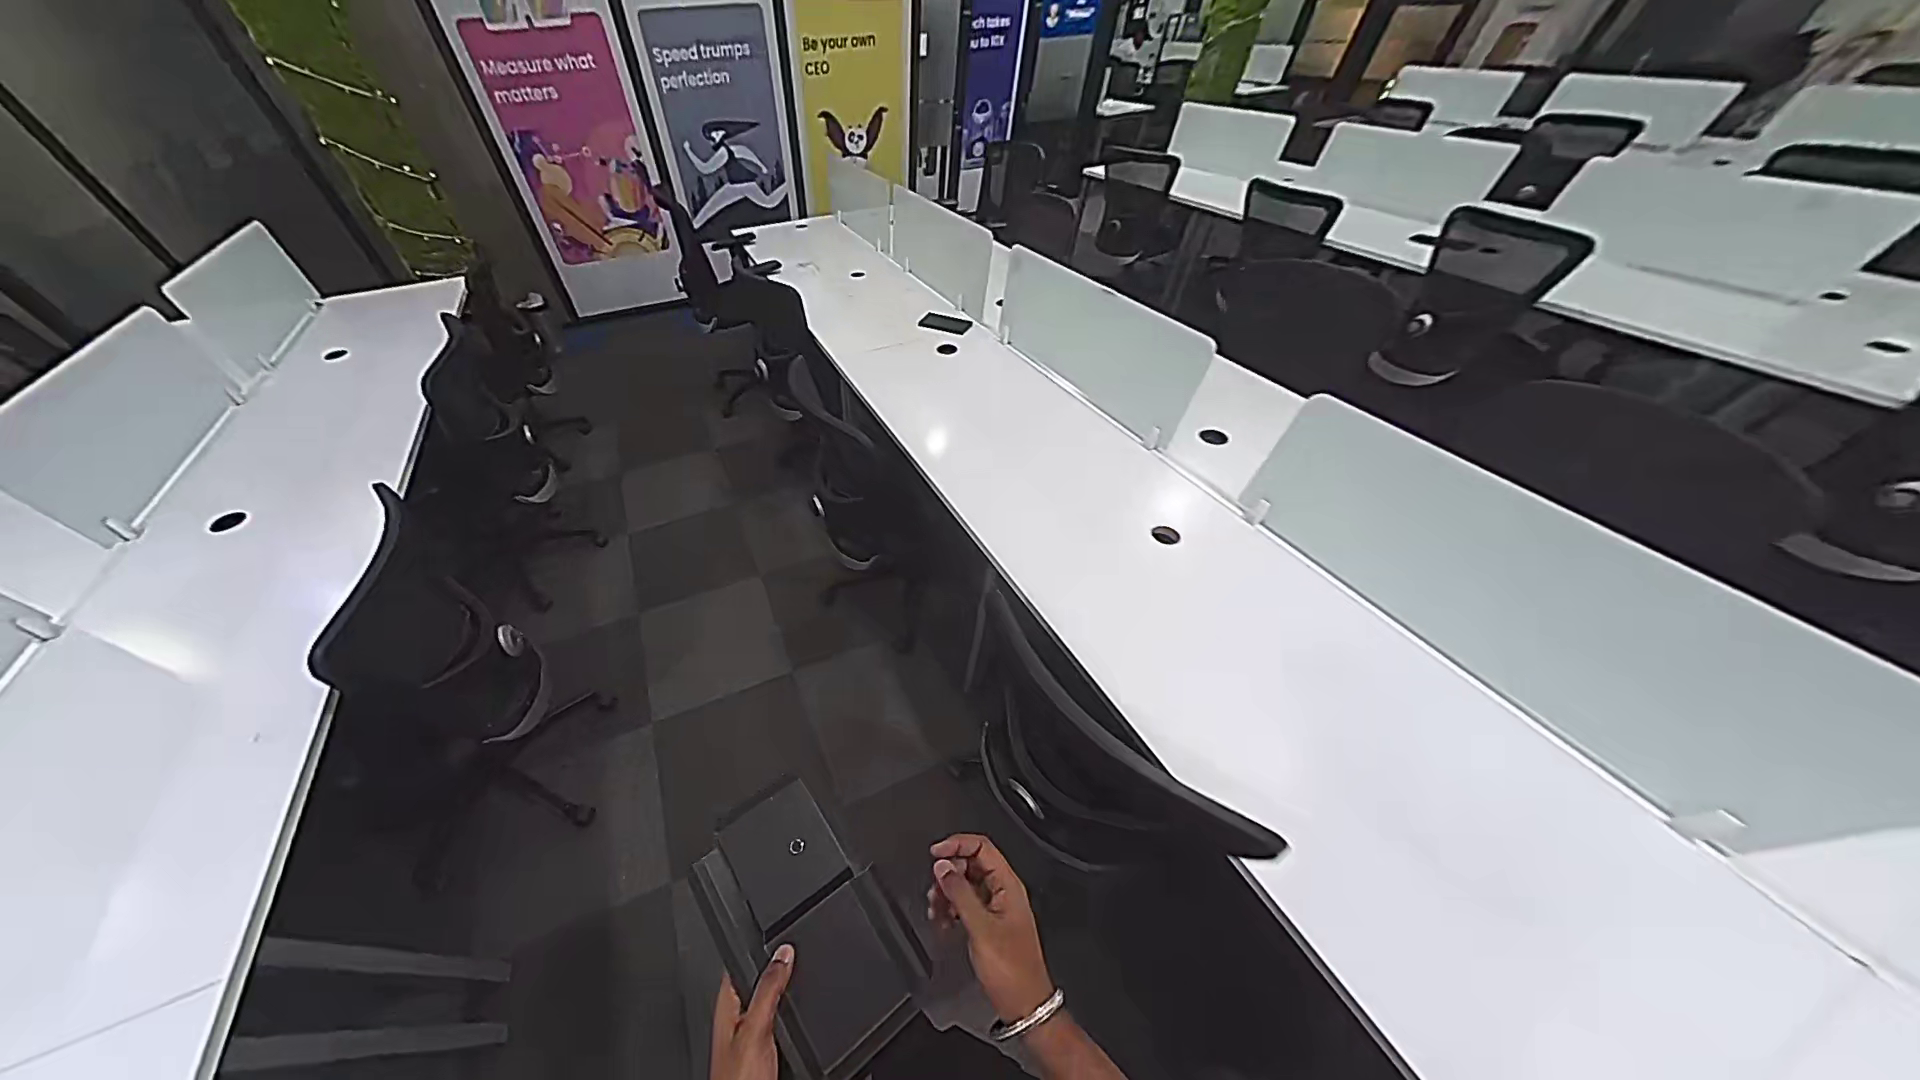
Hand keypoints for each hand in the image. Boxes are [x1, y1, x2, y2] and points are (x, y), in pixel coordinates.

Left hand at [709, 944, 793, 1079]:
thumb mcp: (755, 1029)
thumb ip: (769, 988)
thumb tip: (783, 952)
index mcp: (728, 1006)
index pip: (740, 962)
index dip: (759, 944)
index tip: (779, 927)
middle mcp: (739, 1018)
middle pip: (762, 979)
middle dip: (780, 965)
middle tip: (799, 947)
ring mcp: (754, 1034)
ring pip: (775, 999)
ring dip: (789, 990)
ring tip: (803, 973)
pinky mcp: (769, 1049)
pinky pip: (784, 1018)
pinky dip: (794, 1011)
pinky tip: (803, 1007)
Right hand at [926, 833, 1054, 1021]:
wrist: (1024, 1004)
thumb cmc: (1012, 970)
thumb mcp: (981, 928)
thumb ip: (960, 894)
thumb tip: (943, 867)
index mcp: (1008, 884)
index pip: (982, 847)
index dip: (958, 844)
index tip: (936, 853)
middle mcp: (1003, 890)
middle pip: (972, 864)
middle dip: (949, 872)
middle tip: (934, 889)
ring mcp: (996, 906)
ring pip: (966, 884)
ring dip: (948, 892)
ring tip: (936, 909)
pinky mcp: (989, 922)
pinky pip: (966, 903)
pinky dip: (952, 908)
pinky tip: (944, 921)